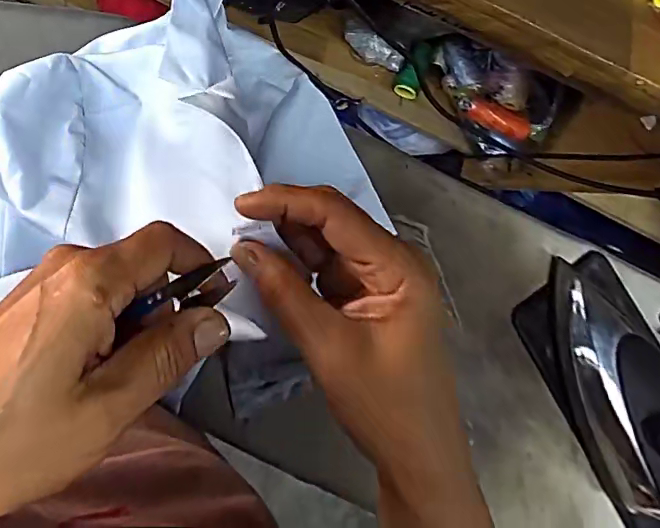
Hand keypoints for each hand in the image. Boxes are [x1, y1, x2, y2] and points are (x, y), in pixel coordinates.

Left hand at [0, 222, 231, 527]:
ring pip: (112, 281)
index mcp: (89, 278)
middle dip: (165, 302)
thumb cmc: (7, 441)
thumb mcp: (105, 408)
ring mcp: (38, 282)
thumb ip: (167, 355)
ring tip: (117, 380)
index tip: (213, 304)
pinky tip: (83, 376)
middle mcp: (64, 264)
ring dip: (133, 318)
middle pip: (139, 261)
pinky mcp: (22, 304)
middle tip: (164, 360)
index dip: (199, 264)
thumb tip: (213, 319)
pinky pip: (84, 295)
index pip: (165, 241)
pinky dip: (104, 323)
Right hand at [233, 185, 491, 527]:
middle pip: (334, 220)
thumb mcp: (329, 348)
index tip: (243, 202)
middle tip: (239, 216)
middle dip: (287, 214)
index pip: (337, 213)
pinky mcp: (368, 294)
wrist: (420, 459)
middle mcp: (392, 258)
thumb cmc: (384, 406)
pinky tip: (271, 257)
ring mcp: (381, 276)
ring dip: (289, 236)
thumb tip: (245, 248)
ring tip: (247, 233)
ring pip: (329, 241)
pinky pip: (329, 265)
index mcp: (397, 263)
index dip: (288, 200)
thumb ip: (285, 293)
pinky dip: (299, 262)